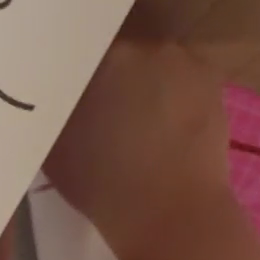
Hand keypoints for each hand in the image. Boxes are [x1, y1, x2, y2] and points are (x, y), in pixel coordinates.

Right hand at [43, 40, 230, 259]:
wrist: (172, 215)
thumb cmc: (102, 185)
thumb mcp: (53, 146)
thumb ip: (50, 110)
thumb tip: (47, 93)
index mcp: (106, 56)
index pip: (81, 44)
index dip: (71, 66)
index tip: (63, 87)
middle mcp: (149, 45)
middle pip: (119, 48)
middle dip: (106, 71)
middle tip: (96, 105)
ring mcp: (186, 61)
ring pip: (151, 61)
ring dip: (139, 80)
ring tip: (130, 118)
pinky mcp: (212, 82)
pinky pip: (179, 78)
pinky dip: (168, 94)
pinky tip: (159, 125)